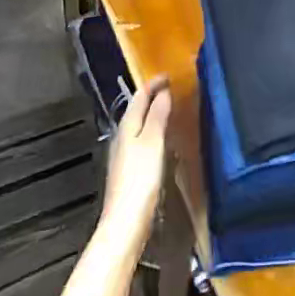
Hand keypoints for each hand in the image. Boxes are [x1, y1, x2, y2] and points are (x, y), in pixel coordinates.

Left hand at [100, 80, 171, 243]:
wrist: (125, 221)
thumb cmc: (140, 179)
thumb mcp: (152, 142)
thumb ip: (157, 116)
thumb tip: (164, 92)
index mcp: (127, 127)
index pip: (139, 96)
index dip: (153, 84)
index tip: (169, 75)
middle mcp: (122, 137)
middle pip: (136, 109)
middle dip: (152, 96)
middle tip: (172, 88)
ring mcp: (123, 155)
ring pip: (138, 125)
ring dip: (152, 114)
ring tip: (171, 109)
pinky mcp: (129, 170)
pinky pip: (141, 140)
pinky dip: (152, 131)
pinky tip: (162, 140)